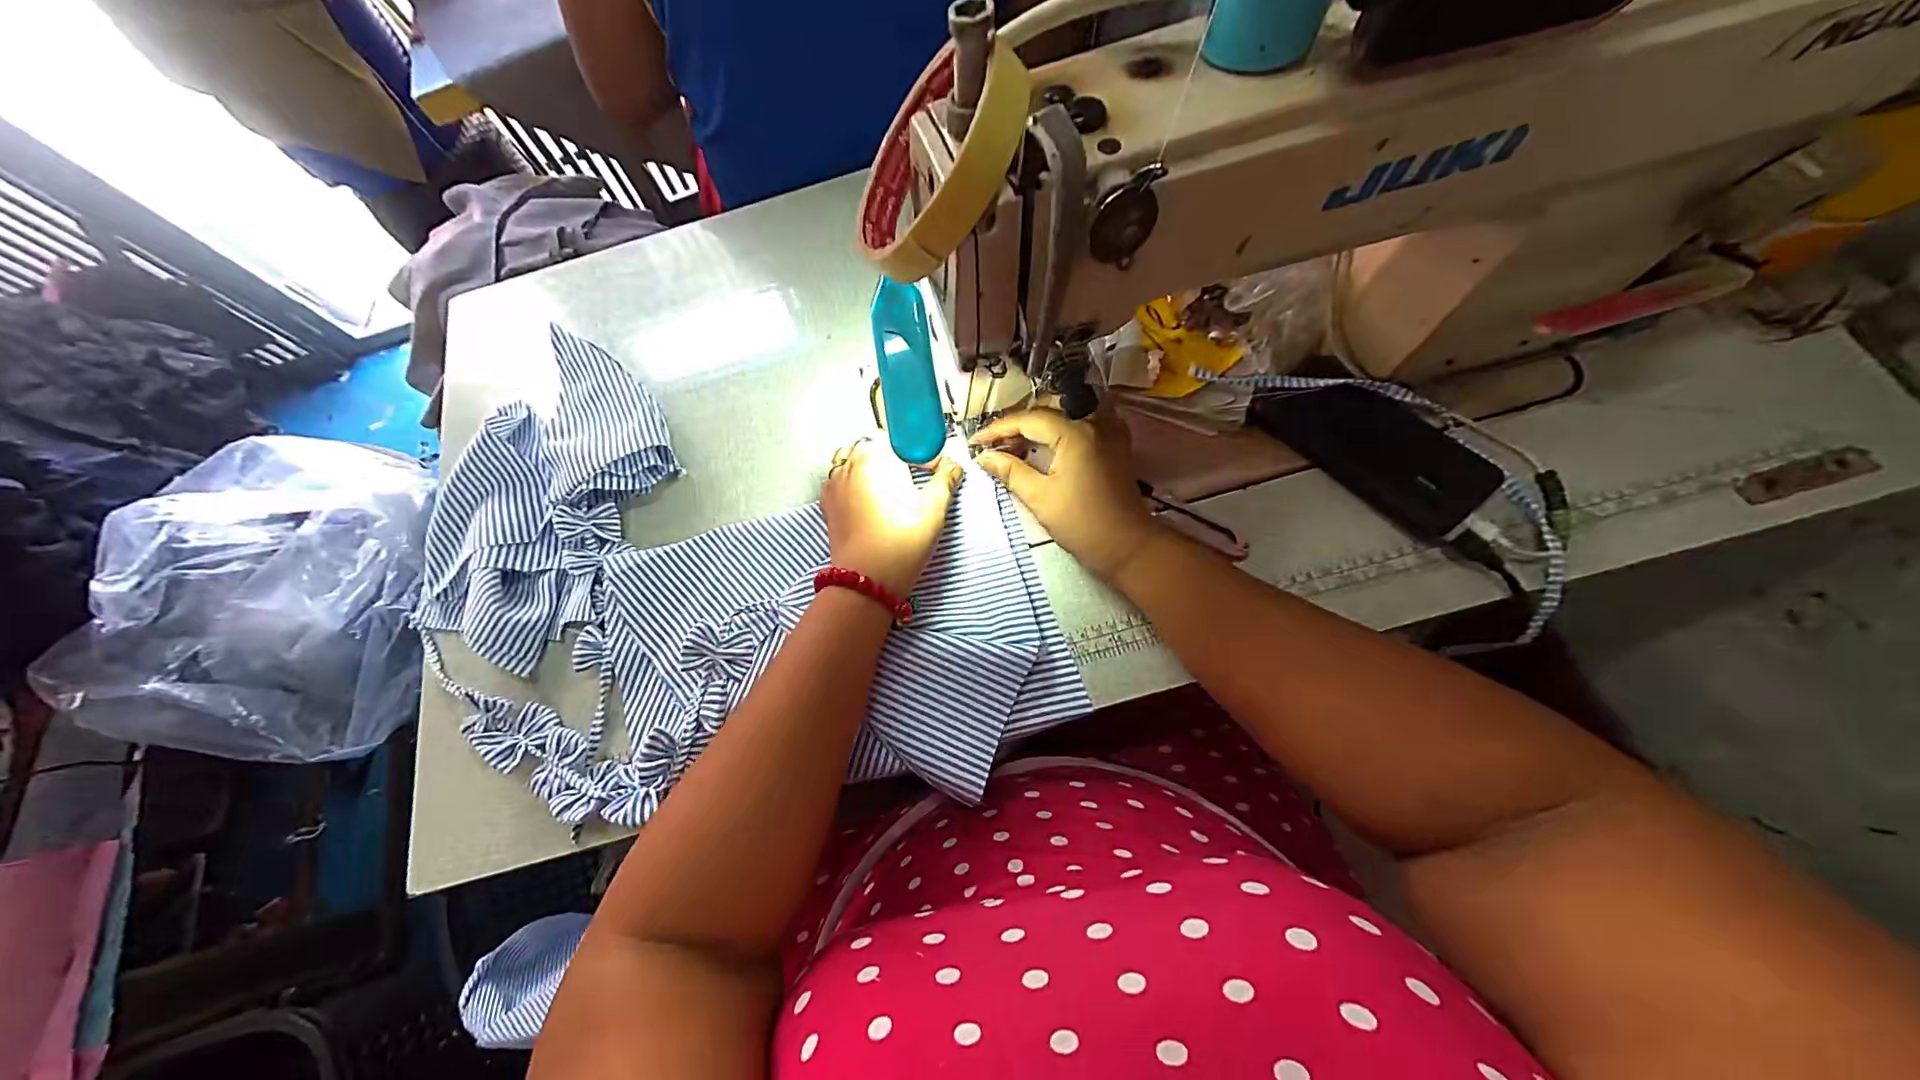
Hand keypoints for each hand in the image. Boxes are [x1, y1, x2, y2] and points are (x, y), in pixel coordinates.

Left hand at [821, 439, 963, 597]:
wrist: (868, 579)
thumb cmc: (901, 540)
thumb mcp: (934, 507)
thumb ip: (946, 479)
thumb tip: (954, 466)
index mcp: (873, 455)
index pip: (897, 437)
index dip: (917, 451)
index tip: (931, 469)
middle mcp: (847, 464)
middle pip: (873, 449)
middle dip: (893, 460)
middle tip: (914, 481)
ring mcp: (834, 485)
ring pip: (854, 465)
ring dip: (873, 473)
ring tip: (893, 495)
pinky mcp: (828, 506)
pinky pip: (843, 485)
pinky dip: (856, 488)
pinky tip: (873, 508)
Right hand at [969, 408, 1158, 581]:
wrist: (1129, 546)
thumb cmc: (1084, 525)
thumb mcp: (1040, 498)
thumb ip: (1011, 471)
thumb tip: (984, 457)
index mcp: (1076, 432)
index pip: (1029, 419)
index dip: (998, 429)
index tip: (976, 441)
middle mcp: (1096, 422)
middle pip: (1047, 411)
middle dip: (1016, 426)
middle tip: (992, 445)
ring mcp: (1109, 431)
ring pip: (1064, 415)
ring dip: (1037, 427)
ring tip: (1013, 447)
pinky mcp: (1115, 444)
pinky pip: (1081, 424)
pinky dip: (1058, 431)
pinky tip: (1043, 447)